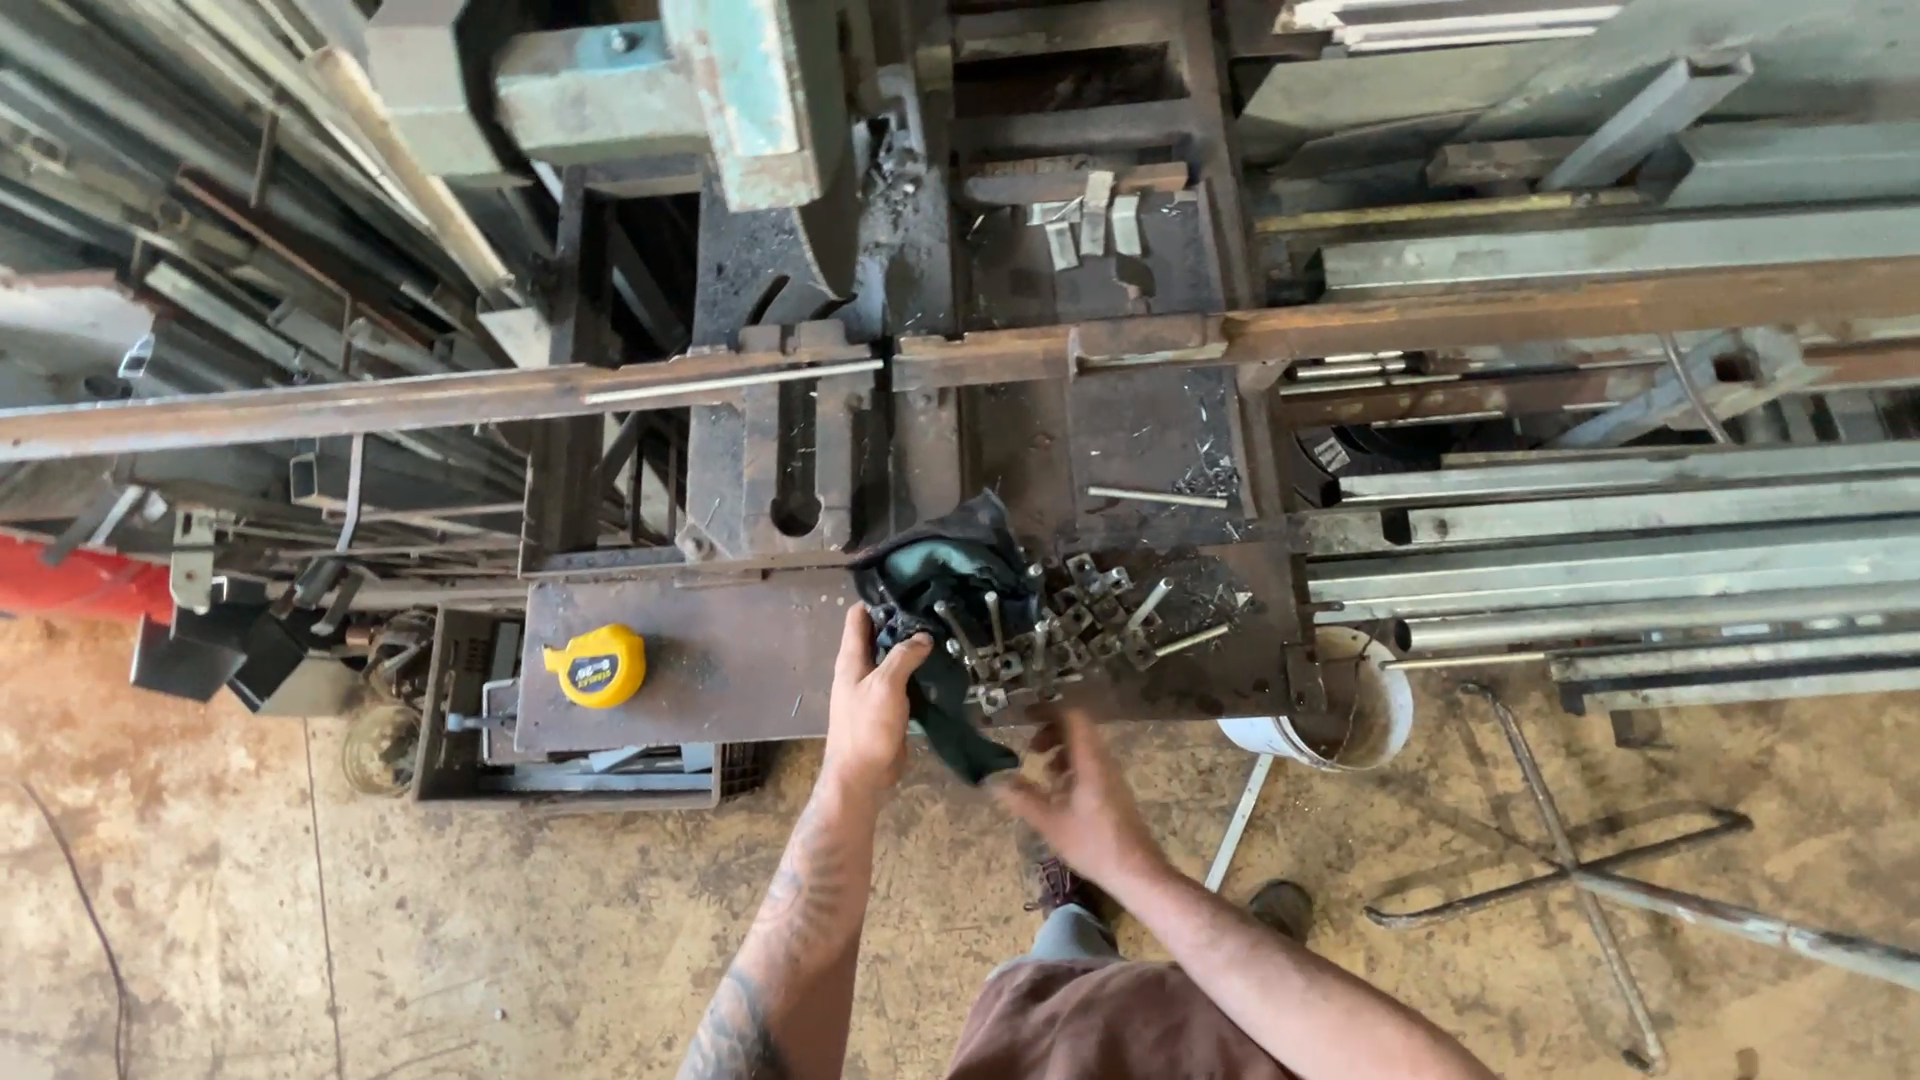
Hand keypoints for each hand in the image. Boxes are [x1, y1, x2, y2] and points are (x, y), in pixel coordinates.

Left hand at [822, 605, 931, 796]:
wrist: (862, 777)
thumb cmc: (866, 728)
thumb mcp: (885, 686)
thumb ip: (903, 657)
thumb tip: (923, 636)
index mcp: (851, 659)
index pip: (858, 616)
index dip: (877, 600)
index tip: (905, 589)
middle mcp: (860, 669)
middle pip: (879, 635)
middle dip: (902, 621)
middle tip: (932, 608)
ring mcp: (874, 688)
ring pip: (893, 658)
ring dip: (912, 647)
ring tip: (942, 631)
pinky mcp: (889, 706)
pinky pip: (904, 681)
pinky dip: (918, 671)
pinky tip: (940, 665)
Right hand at [988, 708, 1171, 891]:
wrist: (1137, 871)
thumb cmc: (1093, 844)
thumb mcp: (1050, 823)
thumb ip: (1022, 799)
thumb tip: (995, 781)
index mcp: (1090, 760)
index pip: (1072, 717)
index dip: (1048, 711)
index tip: (1025, 717)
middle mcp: (1103, 760)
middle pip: (1078, 728)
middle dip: (1051, 732)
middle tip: (1031, 750)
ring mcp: (1111, 775)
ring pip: (1084, 746)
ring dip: (1060, 750)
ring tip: (1043, 773)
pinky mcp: (1114, 789)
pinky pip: (1090, 763)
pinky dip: (1071, 766)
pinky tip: (1059, 792)